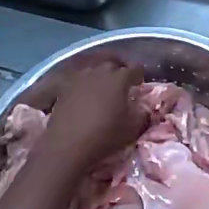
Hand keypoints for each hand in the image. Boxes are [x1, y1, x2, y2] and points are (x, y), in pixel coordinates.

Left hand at [32, 60, 143, 179]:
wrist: (67, 144)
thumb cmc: (104, 135)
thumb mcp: (132, 129)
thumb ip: (142, 114)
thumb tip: (143, 106)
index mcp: (119, 78)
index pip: (135, 68)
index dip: (139, 75)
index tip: (140, 83)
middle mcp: (99, 71)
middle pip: (113, 64)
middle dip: (120, 70)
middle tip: (123, 83)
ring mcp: (80, 76)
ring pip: (95, 68)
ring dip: (101, 74)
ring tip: (104, 86)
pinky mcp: (65, 85)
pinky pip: (80, 78)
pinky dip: (86, 82)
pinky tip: (85, 92)